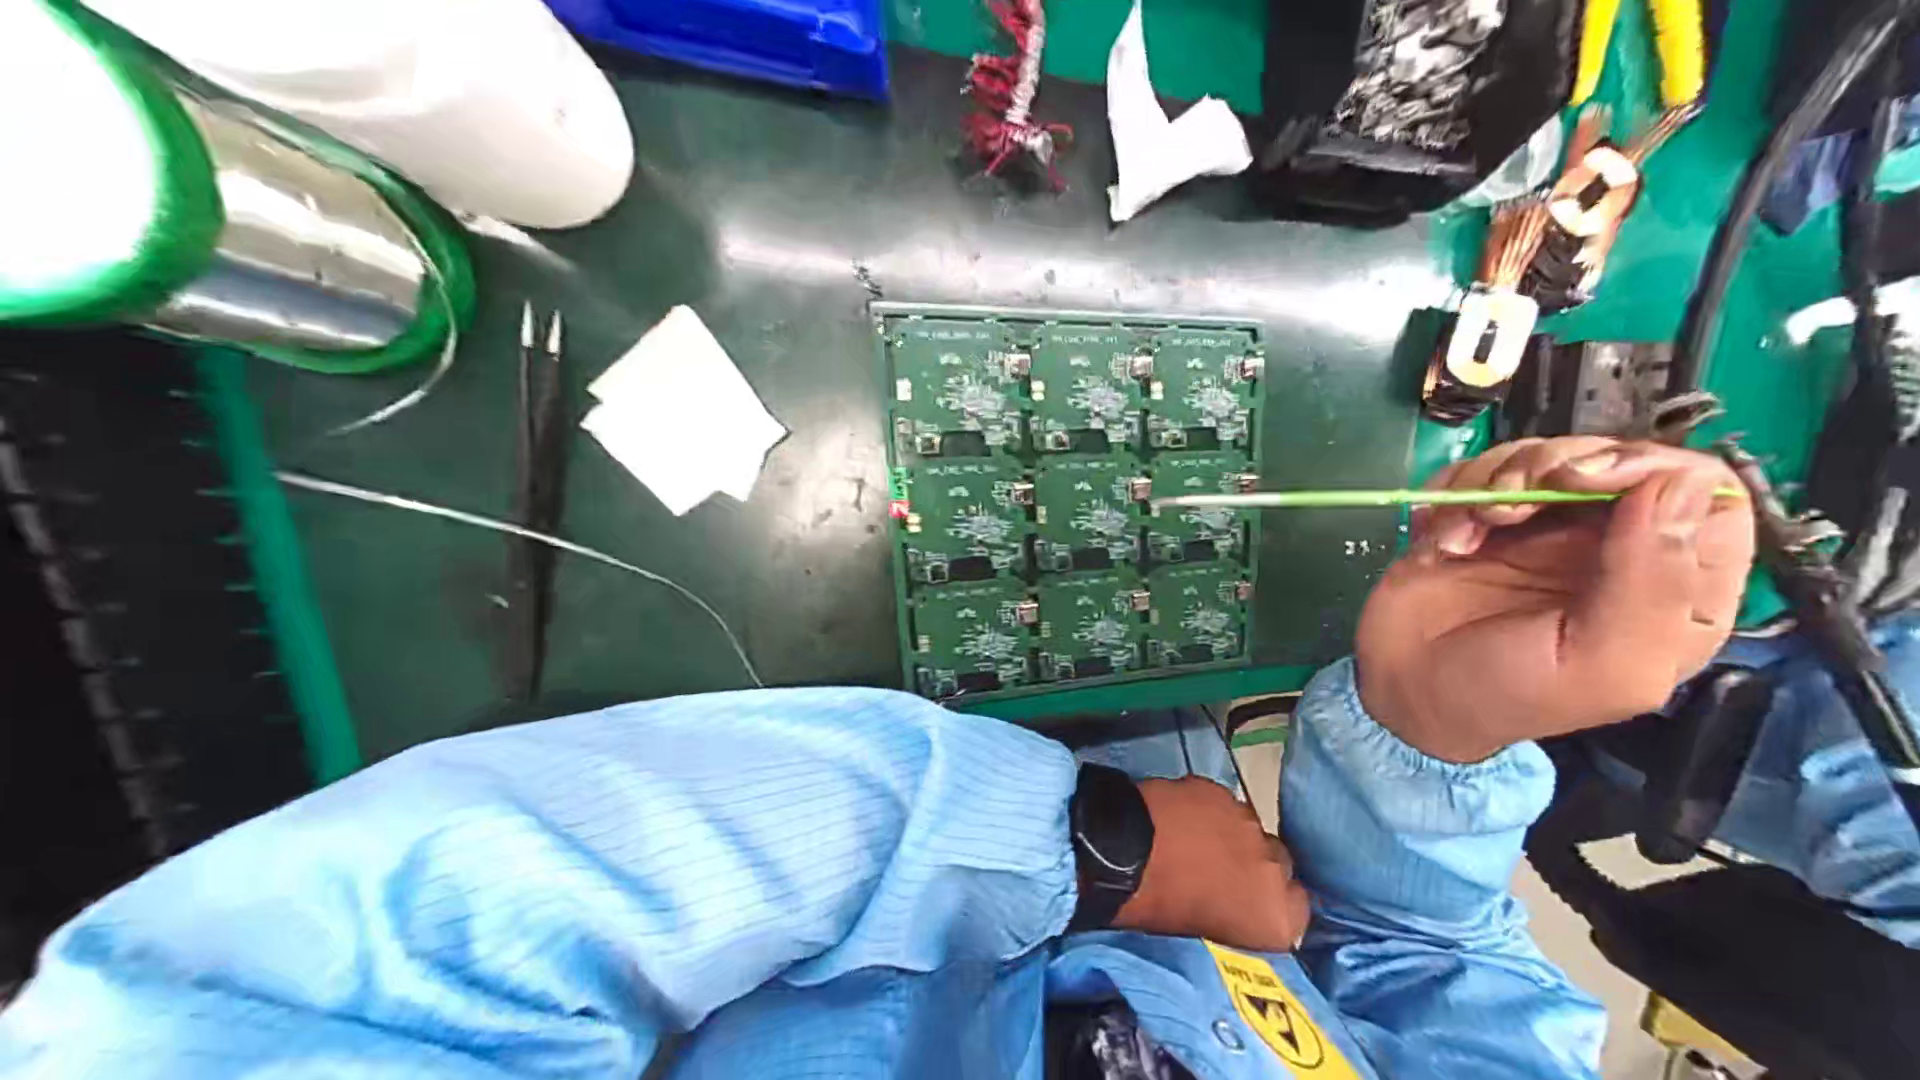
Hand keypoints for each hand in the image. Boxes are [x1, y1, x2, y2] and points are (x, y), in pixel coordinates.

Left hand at [1112, 776, 1310, 951]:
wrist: (1120, 854)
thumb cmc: (1156, 908)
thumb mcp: (1210, 931)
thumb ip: (1239, 914)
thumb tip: (1232, 899)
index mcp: (1277, 918)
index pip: (1297, 906)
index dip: (1270, 897)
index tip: (1247, 896)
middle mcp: (1275, 868)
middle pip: (1277, 860)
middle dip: (1253, 861)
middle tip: (1218, 865)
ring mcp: (1247, 821)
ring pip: (1248, 825)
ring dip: (1229, 831)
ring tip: (1193, 836)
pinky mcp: (1218, 789)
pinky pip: (1219, 800)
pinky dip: (1204, 806)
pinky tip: (1178, 812)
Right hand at [1356, 437, 1755, 762]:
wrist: (1409, 692)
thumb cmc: (1513, 692)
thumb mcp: (1605, 662)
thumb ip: (1653, 582)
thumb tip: (1677, 484)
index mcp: (1668, 583)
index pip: (1701, 490)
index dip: (1650, 468)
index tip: (1585, 482)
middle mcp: (1605, 543)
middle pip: (1609, 458)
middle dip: (1556, 465)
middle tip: (1513, 500)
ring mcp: (1533, 529)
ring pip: (1535, 456)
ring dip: (1496, 478)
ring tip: (1471, 527)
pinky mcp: (1470, 521)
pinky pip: (1469, 474)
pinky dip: (1450, 493)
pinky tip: (1442, 538)